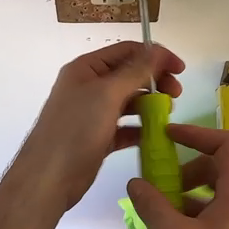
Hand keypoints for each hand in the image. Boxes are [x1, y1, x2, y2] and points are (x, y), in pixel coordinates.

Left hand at [8, 41, 184, 213]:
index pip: (126, 52)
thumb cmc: (75, 130)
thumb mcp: (106, 94)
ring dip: (150, 105)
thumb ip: (135, 71)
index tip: (180, 69)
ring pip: (129, 102)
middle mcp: (89, 87)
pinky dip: (141, 128)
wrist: (49, 178)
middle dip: (154, 81)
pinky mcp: (98, 137)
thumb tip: (157, 49)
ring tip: (167, 114)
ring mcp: (93, 113)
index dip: (155, 56)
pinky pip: (125, 127)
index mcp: (86, 69)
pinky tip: (155, 135)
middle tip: (175, 95)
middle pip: (130, 75)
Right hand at [126, 124, 228, 228]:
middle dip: (185, 167)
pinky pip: (204, 217)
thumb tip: (136, 182)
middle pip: (217, 167)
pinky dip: (183, 216)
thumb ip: (152, 203)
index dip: (198, 133)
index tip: (167, 136)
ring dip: (180, 194)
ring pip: (208, 194)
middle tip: (158, 181)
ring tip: (154, 211)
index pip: (227, 144)